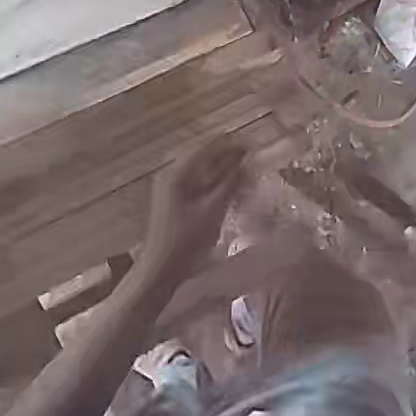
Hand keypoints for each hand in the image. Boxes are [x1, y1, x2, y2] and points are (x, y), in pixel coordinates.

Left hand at [138, 135, 245, 284]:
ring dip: (223, 169)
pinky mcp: (173, 200)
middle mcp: (170, 174)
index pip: (207, 146)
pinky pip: (197, 181)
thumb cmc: (186, 242)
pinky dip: (214, 182)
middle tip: (252, 160)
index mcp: (176, 173)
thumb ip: (230, 182)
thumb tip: (247, 161)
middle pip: (203, 156)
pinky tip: (229, 190)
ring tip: (245, 174)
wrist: (160, 271)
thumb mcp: (213, 210)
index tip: (254, 146)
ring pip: (201, 169)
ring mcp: (170, 187)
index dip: (232, 144)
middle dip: (228, 156)